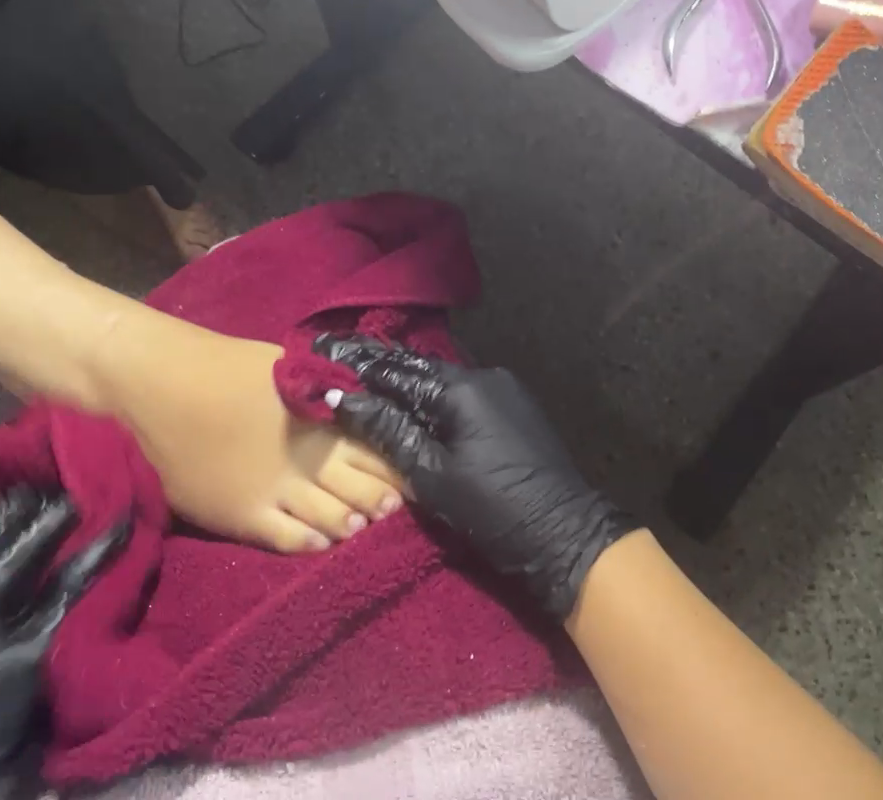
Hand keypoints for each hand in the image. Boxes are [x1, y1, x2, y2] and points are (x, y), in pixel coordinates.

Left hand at [0, 488, 124, 799]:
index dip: (80, 503)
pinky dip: (0, 543)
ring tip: (62, 517)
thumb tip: (119, 528)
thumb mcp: (36, 646)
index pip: (42, 518)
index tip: (112, 488)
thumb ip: (74, 582)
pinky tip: (25, 550)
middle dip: (46, 502)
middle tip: (88, 494)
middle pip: (6, 512)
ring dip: (22, 520)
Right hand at [90, 307, 404, 551]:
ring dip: (355, 523)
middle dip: (383, 499)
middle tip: (400, 508)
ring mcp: (275, 492)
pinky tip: (327, 543)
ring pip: (331, 518)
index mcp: (323, 423)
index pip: (376, 452)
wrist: (163, 387)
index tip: (416, 474)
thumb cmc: (230, 368)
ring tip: (369, 525)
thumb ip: (330, 390)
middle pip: (360, 489)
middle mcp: (307, 461)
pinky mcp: (242, 516)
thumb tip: (366, 399)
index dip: (396, 467)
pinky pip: (287, 539)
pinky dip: (313, 543)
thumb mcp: (294, 369)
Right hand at [318, 335, 636, 619]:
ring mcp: (503, 390)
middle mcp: (483, 377)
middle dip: (377, 369)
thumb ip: (389, 432)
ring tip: (361, 379)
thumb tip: (343, 398)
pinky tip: (407, 403)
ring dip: (404, 384)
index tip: (317, 349)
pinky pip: (461, 396)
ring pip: (440, 382)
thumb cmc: (494, 509)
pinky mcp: (512, 408)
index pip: (396, 370)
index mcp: (462, 388)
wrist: (565, 533)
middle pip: (419, 370)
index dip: (355, 363)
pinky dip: (431, 399)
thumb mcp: (432, 475)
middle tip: (332, 357)